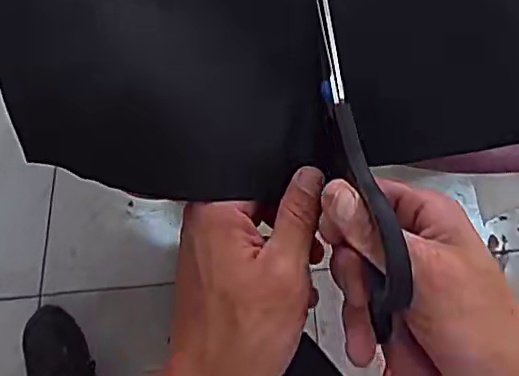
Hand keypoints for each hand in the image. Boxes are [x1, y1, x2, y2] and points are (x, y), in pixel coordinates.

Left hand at [168, 166, 324, 375]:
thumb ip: (300, 212)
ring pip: (260, 221)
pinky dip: (270, 260)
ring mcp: (205, 245)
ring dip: (286, 244)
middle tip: (309, 249)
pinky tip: (285, 283)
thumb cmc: (238, 343)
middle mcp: (204, 222)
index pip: (268, 174)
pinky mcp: (211, 266)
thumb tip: (310, 175)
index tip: (314, 215)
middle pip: (265, 198)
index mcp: (215, 211)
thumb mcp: (286, 267)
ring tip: (299, 272)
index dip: (300, 193)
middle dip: (293, 222)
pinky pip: (249, 244)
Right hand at [319, 178, 518, 375]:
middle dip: (353, 272)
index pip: (373, 194)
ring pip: (357, 280)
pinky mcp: (399, 315)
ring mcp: (406, 281)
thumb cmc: (487, 326)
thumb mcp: (425, 272)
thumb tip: (339, 194)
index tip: (328, 233)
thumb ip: (376, 235)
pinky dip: (361, 331)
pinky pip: (364, 314)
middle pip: (358, 239)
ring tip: (367, 332)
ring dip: (356, 309)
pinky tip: (370, 346)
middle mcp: (415, 243)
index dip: (345, 210)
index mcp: (428, 216)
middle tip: (361, 291)